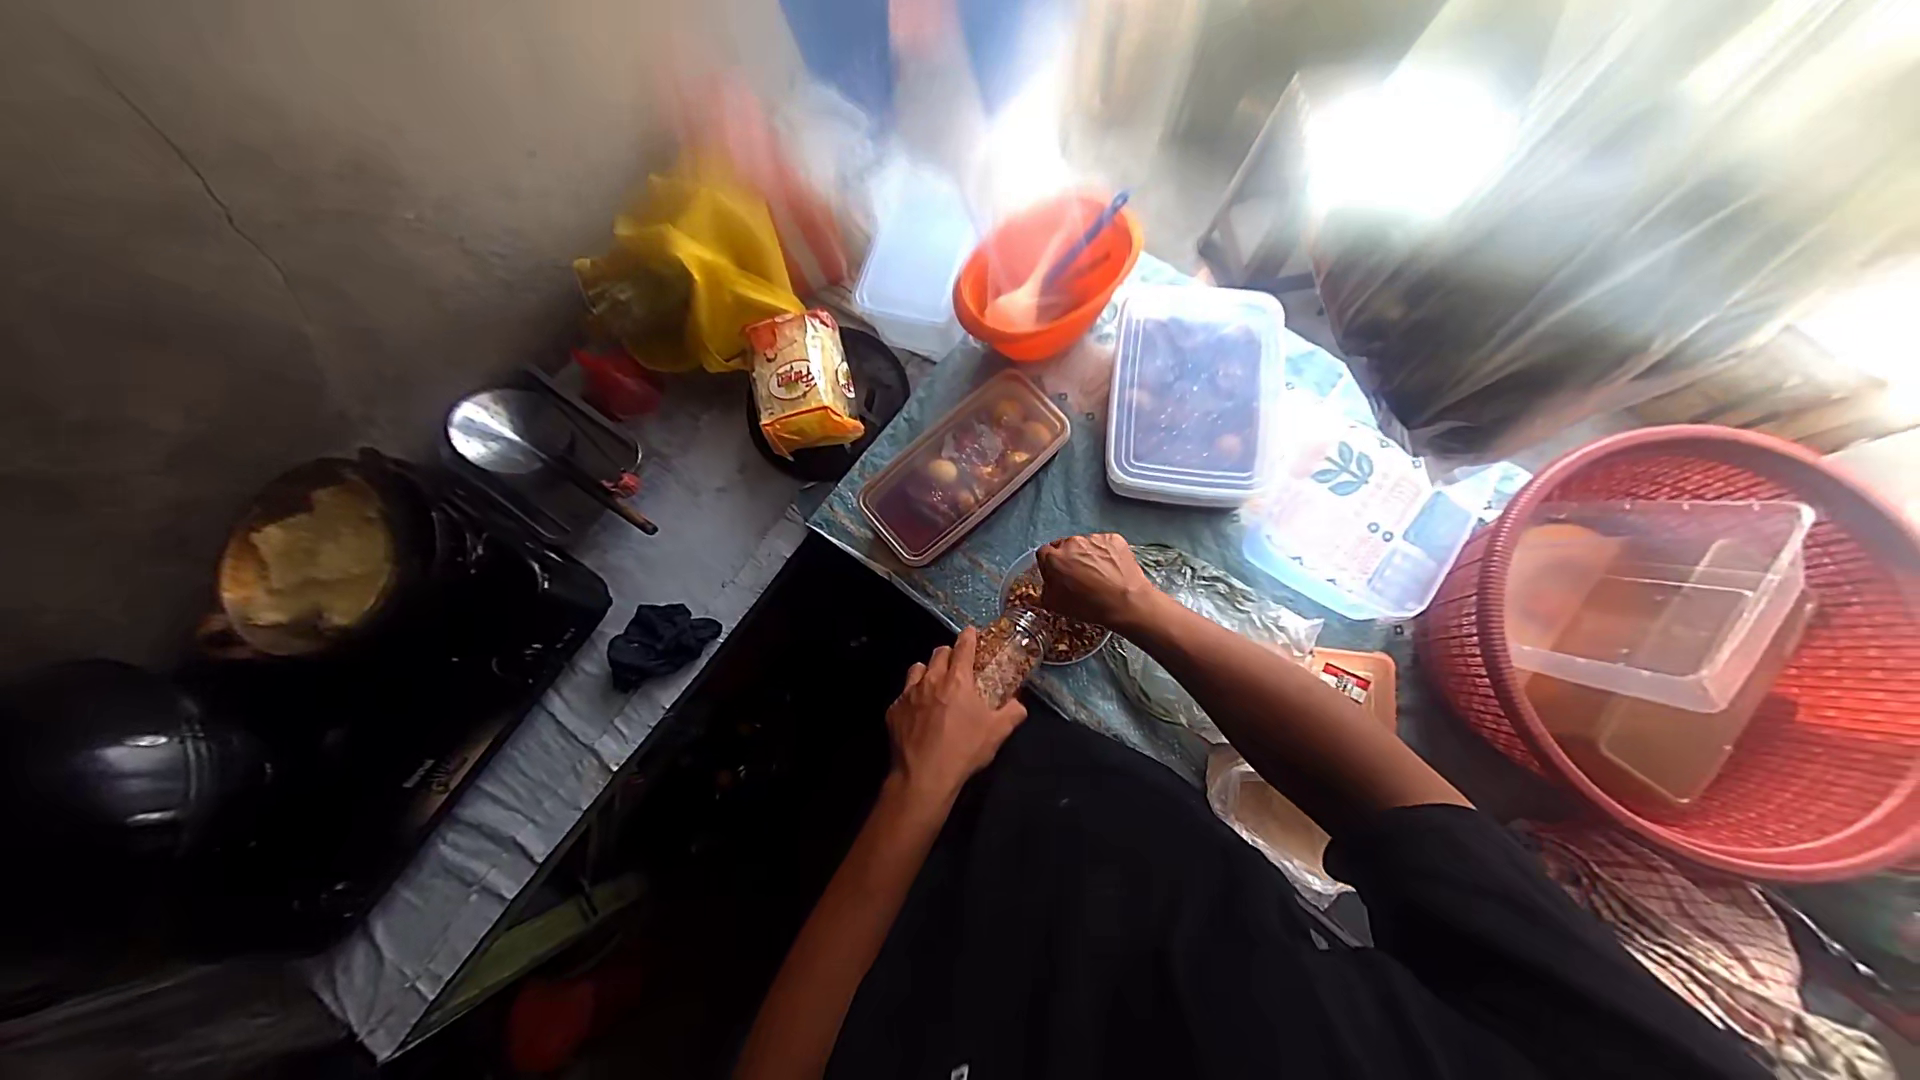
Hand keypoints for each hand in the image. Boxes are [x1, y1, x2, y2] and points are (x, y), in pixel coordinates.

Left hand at [886, 627, 1026, 800]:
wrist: (923, 777)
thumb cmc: (963, 751)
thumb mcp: (997, 733)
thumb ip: (1012, 713)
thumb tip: (1019, 704)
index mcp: (957, 681)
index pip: (963, 647)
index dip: (968, 637)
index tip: (970, 632)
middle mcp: (931, 680)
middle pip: (938, 652)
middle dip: (949, 653)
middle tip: (956, 665)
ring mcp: (909, 694)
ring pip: (917, 668)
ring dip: (927, 671)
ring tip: (934, 684)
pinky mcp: (893, 710)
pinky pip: (903, 695)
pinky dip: (912, 698)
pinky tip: (918, 713)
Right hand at [1036, 534, 1158, 631]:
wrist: (1127, 603)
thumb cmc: (1091, 606)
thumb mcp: (1056, 605)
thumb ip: (1044, 591)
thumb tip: (1044, 586)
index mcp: (1054, 558)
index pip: (1043, 553)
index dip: (1049, 564)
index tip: (1056, 573)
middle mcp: (1072, 543)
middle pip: (1064, 546)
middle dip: (1068, 558)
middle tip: (1078, 576)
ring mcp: (1094, 539)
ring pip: (1085, 544)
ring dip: (1087, 555)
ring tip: (1098, 574)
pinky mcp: (1113, 539)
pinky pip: (1104, 544)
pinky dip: (1105, 553)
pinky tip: (1110, 570)